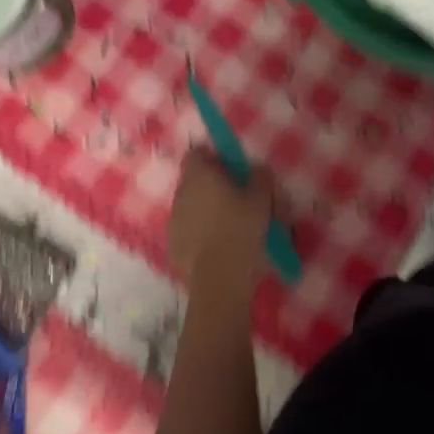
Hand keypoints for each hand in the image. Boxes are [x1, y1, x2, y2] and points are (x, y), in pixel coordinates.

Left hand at [168, 148, 275, 288]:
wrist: (220, 279)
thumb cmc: (241, 230)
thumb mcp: (262, 199)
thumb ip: (259, 177)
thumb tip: (255, 170)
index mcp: (199, 177)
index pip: (195, 154)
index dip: (212, 157)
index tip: (230, 168)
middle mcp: (181, 195)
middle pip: (192, 180)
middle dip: (211, 184)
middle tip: (235, 196)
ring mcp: (173, 221)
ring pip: (189, 205)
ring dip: (204, 208)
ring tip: (228, 222)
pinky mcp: (172, 245)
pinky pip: (187, 228)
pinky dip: (199, 230)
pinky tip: (218, 243)